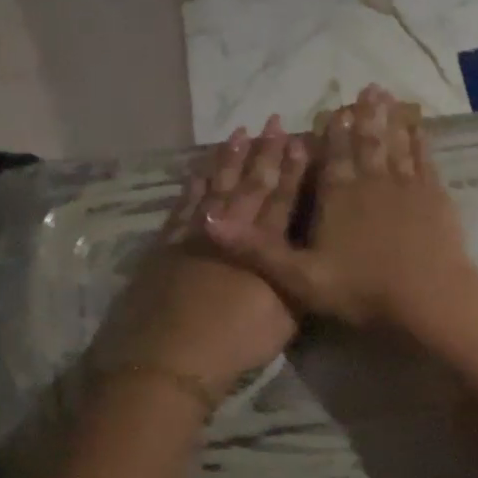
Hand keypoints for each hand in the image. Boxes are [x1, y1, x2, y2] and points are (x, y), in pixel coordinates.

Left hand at [91, 116, 308, 396]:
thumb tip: (311, 254)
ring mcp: (196, 234)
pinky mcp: (167, 245)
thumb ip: (298, 279)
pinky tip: (199, 170)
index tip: (300, 139)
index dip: (293, 170)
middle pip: (251, 184)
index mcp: (266, 247)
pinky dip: (194, 185)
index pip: (283, 199)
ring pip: (216, 187)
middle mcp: (232, 230)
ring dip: (228, 159)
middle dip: (265, 152)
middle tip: (273, 122)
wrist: (170, 355)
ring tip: (238, 133)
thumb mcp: (287, 317)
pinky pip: (184, 205)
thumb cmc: (237, 341)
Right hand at [206, 85, 477, 330]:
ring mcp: (408, 187)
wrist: (429, 299)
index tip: (333, 110)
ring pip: (396, 144)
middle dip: (364, 115)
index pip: (331, 157)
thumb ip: (256, 248)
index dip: (331, 133)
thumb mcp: (301, 278)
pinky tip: (419, 130)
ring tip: (388, 96)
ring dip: (391, 119)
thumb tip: (206, 218)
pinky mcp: (436, 198)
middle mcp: (372, 183)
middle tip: (368, 88)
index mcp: (338, 198)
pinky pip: (425, 160)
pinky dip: (421, 142)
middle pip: (366, 142)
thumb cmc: (363, 291)